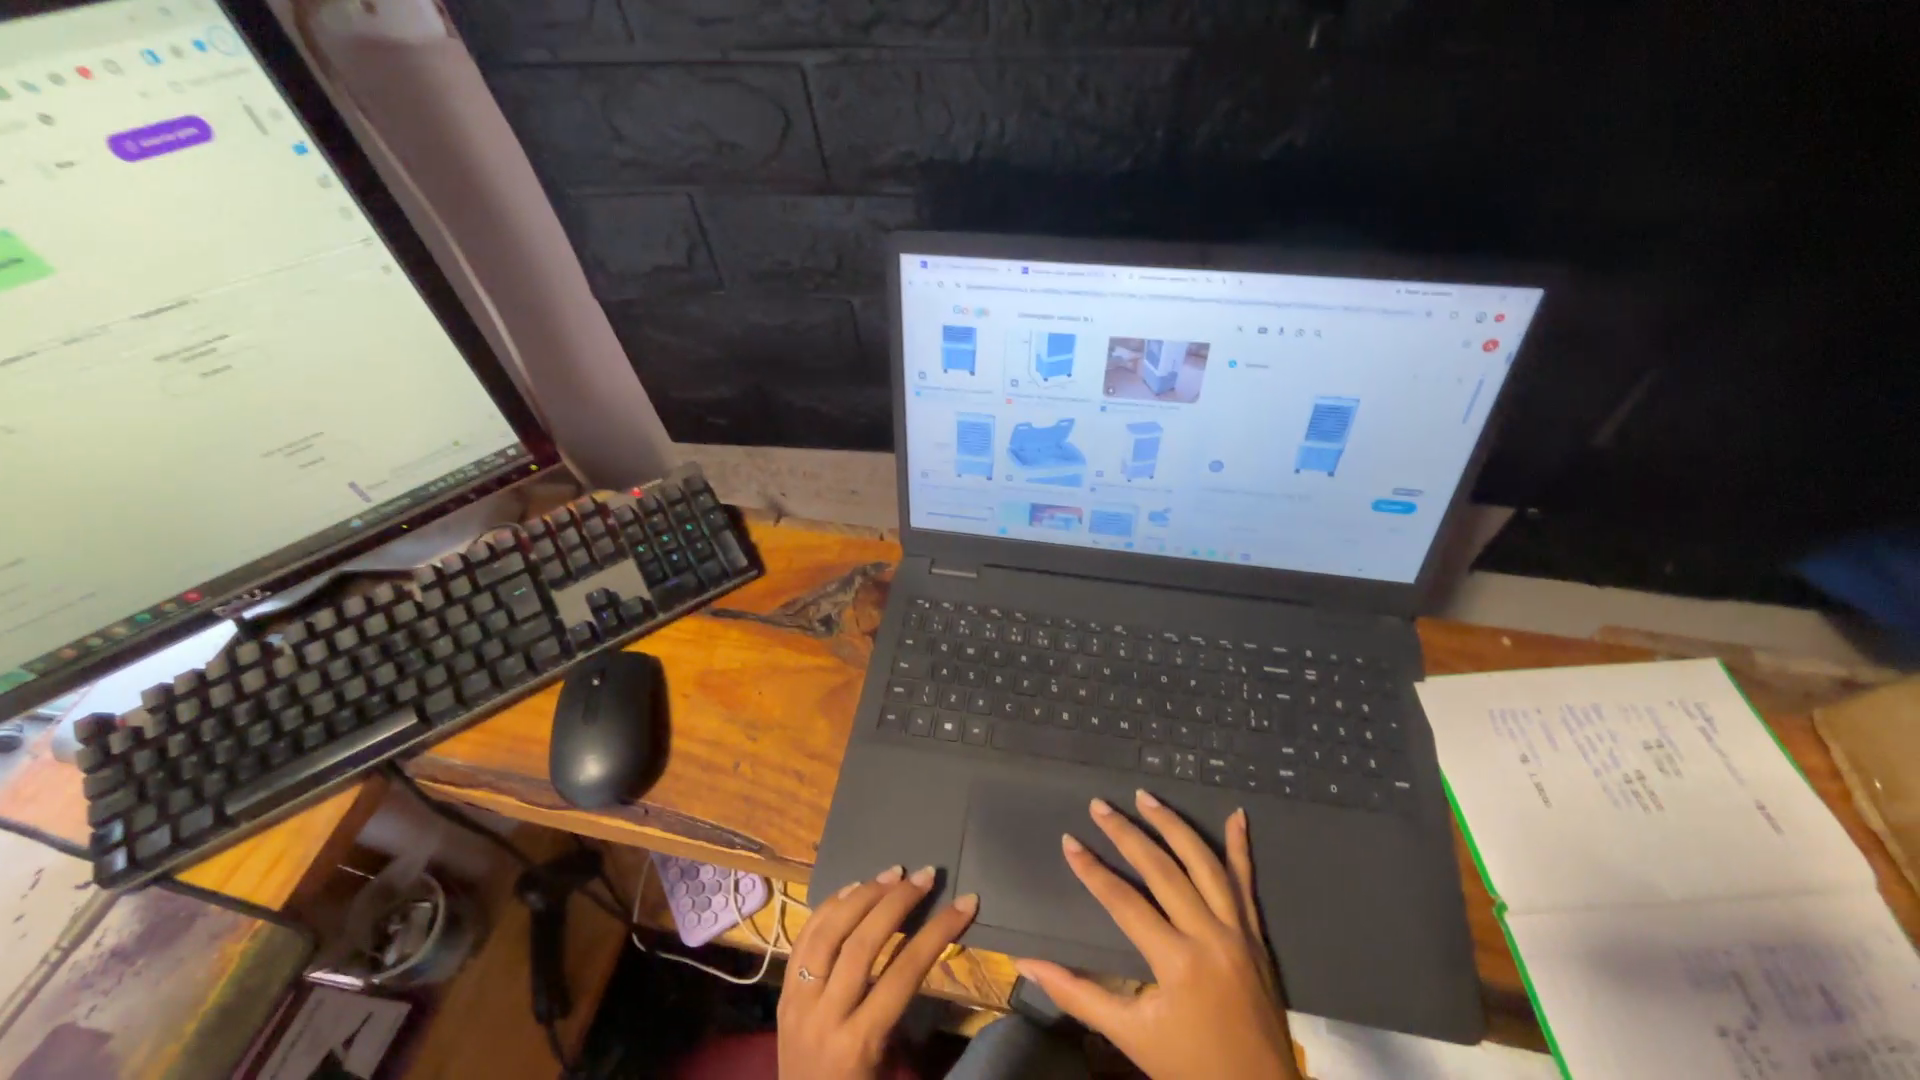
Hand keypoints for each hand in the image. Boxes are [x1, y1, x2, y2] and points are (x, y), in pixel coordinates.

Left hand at [778, 864, 978, 1079]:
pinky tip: (852, 889)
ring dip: (861, 896)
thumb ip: (902, 1002)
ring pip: (827, 934)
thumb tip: (926, 943)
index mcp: (859, 1041)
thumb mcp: (890, 1059)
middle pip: (861, 944)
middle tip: (925, 876)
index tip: (965, 903)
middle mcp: (824, 1015)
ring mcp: (798, 1000)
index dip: (937, 933)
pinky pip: (803, 940)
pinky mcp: (783, 993)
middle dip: (896, 903)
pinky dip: (828, 909)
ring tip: (891, 875)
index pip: (904, 973)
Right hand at [1014, 790, 1299, 1079]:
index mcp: (1177, 962)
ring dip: (1174, 827)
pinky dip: (1241, 848)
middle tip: (1100, 806)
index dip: (1093, 870)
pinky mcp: (1257, 937)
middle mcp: (1211, 936)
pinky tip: (1237, 816)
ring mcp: (1239, 933)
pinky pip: (1248, 884)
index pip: (1125, 901)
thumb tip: (1025, 963)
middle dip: (1128, 834)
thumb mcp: (1129, 1035)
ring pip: (1205, 865)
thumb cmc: (1189, 1067)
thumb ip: (1077, 994)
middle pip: (1164, 871)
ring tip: (1147, 798)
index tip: (1069, 841)